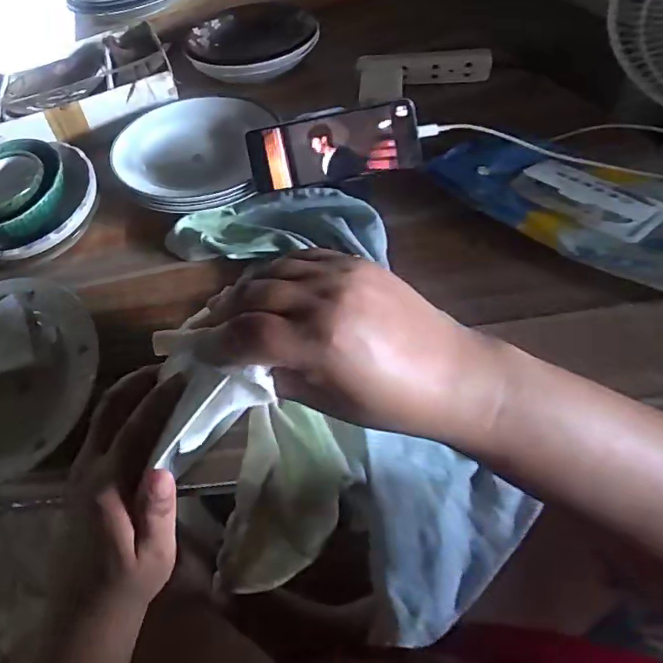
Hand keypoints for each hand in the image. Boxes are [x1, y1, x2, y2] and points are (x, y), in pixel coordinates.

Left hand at [51, 368, 187, 614]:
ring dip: (125, 393)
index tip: (181, 377)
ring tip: (156, 380)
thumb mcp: (153, 558)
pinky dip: (119, 410)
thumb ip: (157, 513)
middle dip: (134, 383)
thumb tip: (164, 467)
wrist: (84, 606)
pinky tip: (139, 411)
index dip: (157, 401)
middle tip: (166, 367)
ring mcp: (79, 468)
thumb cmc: (126, 585)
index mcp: (105, 485)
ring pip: (100, 416)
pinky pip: (99, 430)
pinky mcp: (80, 473)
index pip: (133, 430)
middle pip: (107, 410)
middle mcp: (86, 467)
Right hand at [197, 250, 512, 449]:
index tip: (204, 352)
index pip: (247, 333)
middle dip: (225, 314)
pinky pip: (299, 258)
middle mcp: (324, 301)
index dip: (218, 343)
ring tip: (237, 305)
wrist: (458, 376)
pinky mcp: (354, 261)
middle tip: (214, 327)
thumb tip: (243, 360)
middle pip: (251, 296)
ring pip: (270, 271)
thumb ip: (278, 375)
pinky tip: (272, 285)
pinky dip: (276, 271)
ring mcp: (340, 275)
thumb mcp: (327, 403)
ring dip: (246, 289)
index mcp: (320, 343)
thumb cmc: (392, 404)